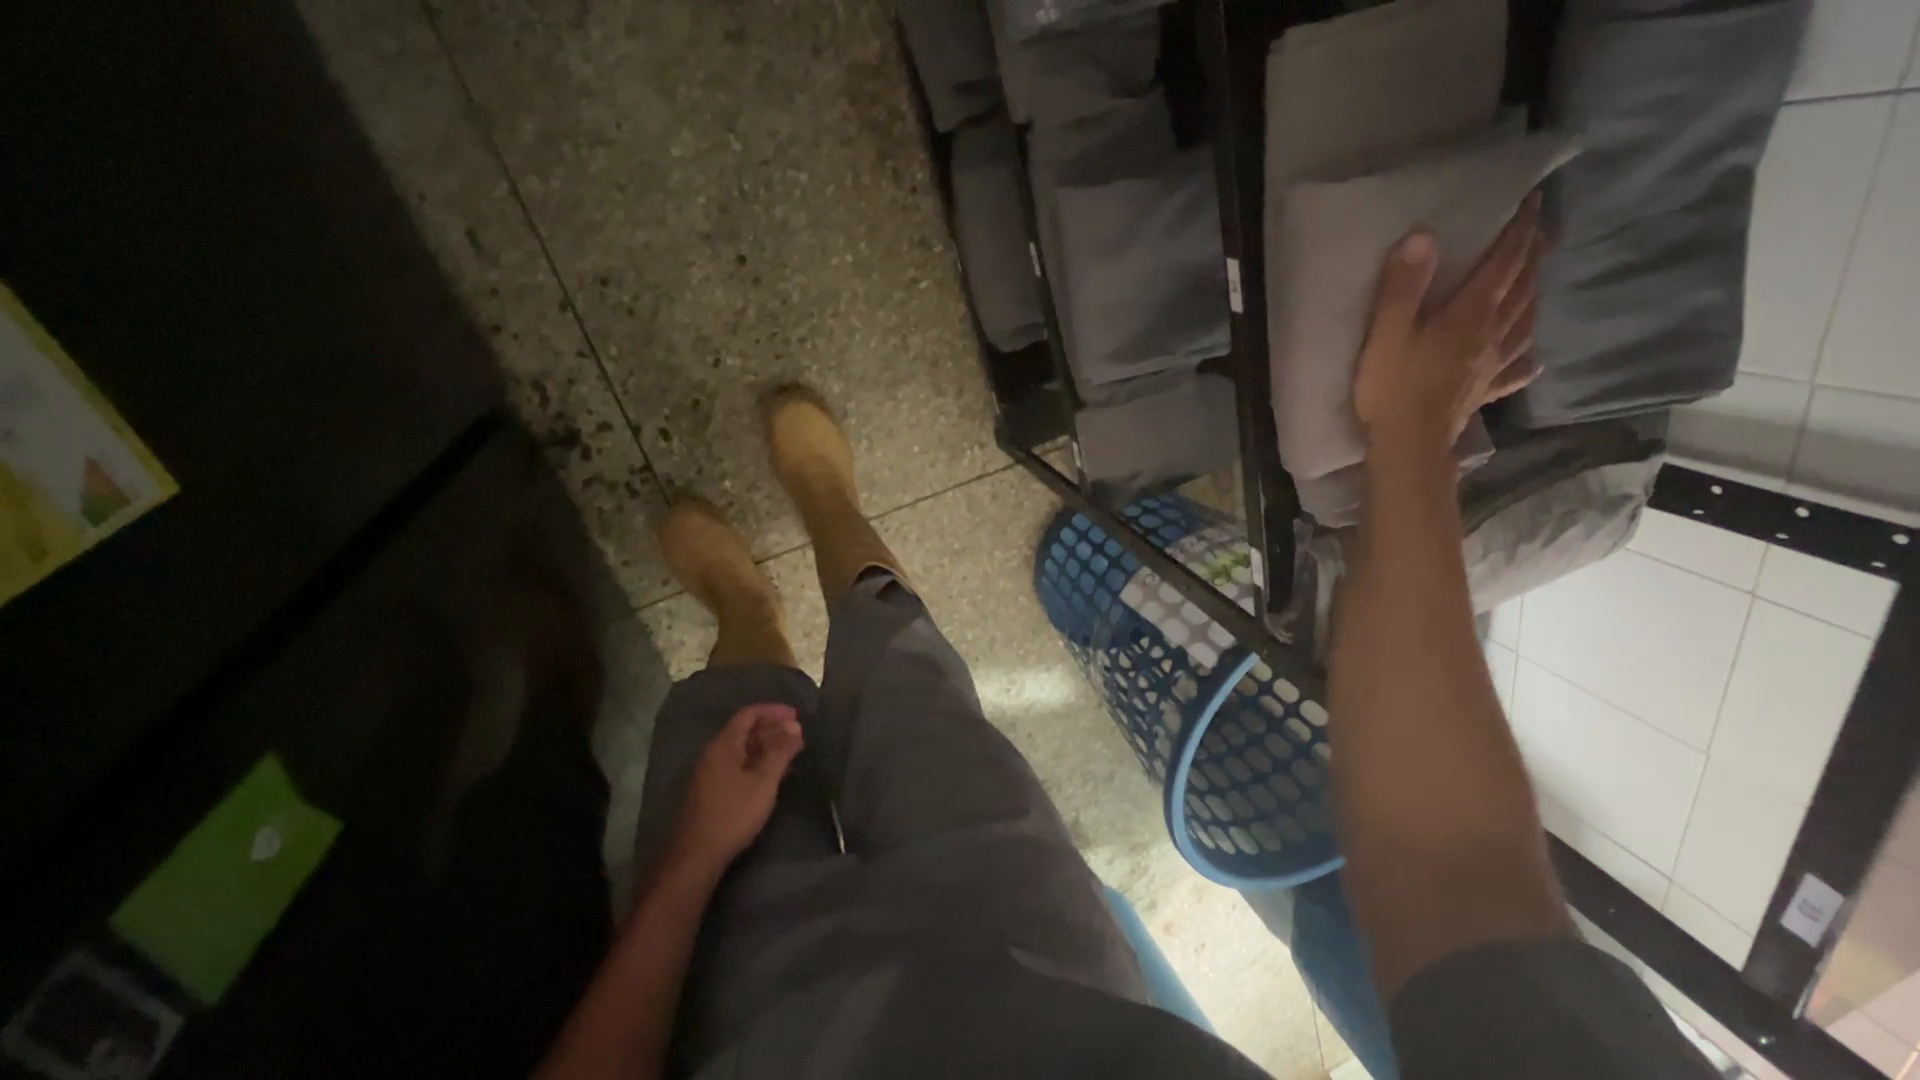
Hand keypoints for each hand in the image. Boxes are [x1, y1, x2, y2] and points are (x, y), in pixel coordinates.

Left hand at [664, 704, 804, 878]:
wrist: (698, 854)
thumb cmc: (733, 813)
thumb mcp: (763, 781)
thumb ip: (779, 751)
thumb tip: (794, 725)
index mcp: (724, 746)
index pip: (748, 714)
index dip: (773, 711)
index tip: (797, 716)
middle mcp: (714, 754)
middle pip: (745, 731)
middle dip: (773, 729)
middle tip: (799, 736)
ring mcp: (711, 773)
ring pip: (742, 750)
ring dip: (767, 748)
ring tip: (792, 754)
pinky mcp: (713, 791)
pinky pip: (739, 766)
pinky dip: (758, 764)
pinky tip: (774, 776)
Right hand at [1352, 194, 1544, 451]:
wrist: (1409, 445)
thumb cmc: (1392, 387)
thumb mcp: (1386, 332)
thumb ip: (1403, 285)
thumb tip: (1424, 236)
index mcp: (1471, 313)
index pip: (1505, 261)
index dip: (1519, 229)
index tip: (1530, 200)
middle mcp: (1492, 333)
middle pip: (1522, 285)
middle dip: (1532, 253)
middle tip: (1537, 229)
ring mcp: (1493, 364)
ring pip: (1525, 319)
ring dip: (1534, 293)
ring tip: (1536, 278)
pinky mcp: (1486, 390)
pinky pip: (1515, 368)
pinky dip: (1527, 357)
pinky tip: (1533, 357)